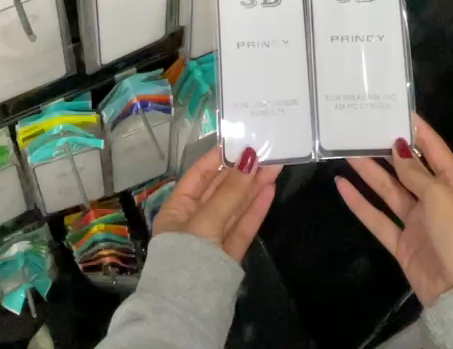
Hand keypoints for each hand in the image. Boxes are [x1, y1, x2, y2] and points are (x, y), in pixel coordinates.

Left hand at [154, 148, 281, 261]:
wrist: (187, 313)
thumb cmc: (187, 257)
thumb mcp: (206, 221)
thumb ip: (230, 191)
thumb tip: (250, 156)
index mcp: (177, 208)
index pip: (199, 175)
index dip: (219, 157)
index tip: (240, 140)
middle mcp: (194, 221)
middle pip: (220, 190)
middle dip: (243, 171)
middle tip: (266, 150)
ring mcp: (212, 240)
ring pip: (235, 207)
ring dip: (254, 186)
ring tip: (275, 165)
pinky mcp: (229, 256)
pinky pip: (242, 227)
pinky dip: (256, 209)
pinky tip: (269, 190)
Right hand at [336, 114, 452, 306]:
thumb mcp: (440, 196)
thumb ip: (415, 173)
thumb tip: (398, 147)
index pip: (434, 149)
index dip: (418, 129)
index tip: (397, 108)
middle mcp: (435, 200)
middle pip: (407, 169)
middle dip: (387, 149)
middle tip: (363, 128)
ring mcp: (417, 223)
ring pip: (389, 191)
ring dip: (369, 172)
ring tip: (346, 150)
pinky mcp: (402, 244)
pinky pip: (378, 218)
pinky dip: (360, 203)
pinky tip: (342, 185)